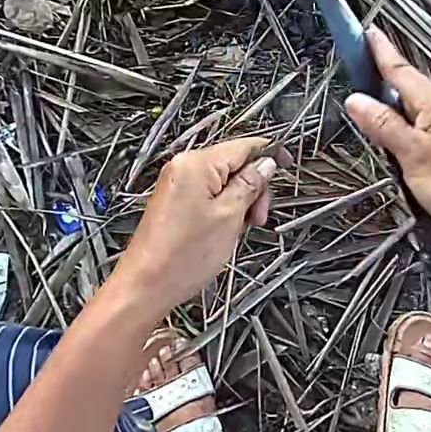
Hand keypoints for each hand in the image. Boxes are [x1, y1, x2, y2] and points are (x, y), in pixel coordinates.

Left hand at [110, 138, 279, 315]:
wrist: (146, 285)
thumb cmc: (179, 257)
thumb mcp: (230, 216)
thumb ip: (251, 184)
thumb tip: (265, 164)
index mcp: (196, 164)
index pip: (243, 145)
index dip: (268, 154)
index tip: (284, 163)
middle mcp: (182, 167)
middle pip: (233, 162)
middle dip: (252, 186)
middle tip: (257, 215)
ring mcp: (176, 183)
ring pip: (222, 179)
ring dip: (239, 198)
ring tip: (238, 226)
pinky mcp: (174, 199)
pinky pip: (207, 192)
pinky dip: (222, 206)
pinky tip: (223, 228)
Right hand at [343, 29, 430, 248]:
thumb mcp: (413, 155)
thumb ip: (383, 125)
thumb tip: (355, 99)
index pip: (401, 71)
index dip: (381, 51)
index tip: (366, 31)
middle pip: (405, 85)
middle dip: (381, 74)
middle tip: (355, 64)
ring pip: (411, 105)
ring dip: (389, 100)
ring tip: (365, 99)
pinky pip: (418, 122)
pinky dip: (400, 121)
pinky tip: (389, 131)